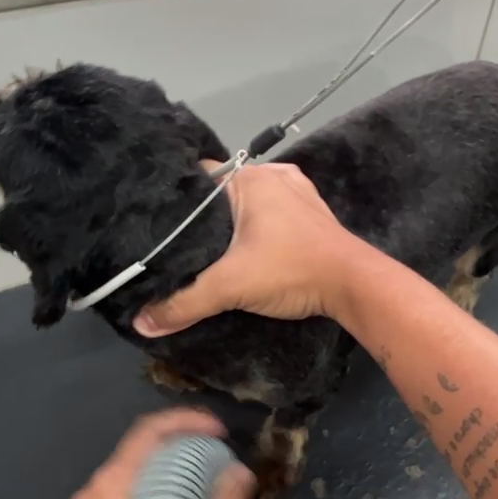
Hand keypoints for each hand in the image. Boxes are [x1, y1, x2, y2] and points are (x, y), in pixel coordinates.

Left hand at [67, 409, 257, 498]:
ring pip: (139, 472)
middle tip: (222, 454)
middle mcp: (97, 492)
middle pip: (143, 448)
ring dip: (175, 467)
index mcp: (112, 486)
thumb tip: (243, 475)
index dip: (188, 422)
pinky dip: (163, 489)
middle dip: (185, 444)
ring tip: (213, 477)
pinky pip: (134, 494)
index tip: (222, 432)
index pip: (149, 431)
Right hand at [134, 162, 374, 336]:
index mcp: (249, 178)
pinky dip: (256, 228)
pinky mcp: (312, 212)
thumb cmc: (293, 271)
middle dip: (201, 218)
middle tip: (176, 246)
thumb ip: (184, 303)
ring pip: (247, 204)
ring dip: (231, 225)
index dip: (174, 202)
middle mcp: (272, 175)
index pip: (195, 178)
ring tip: (205, 251)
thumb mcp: (231, 287)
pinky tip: (243, 250)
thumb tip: (142, 323)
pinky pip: (271, 214)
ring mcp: (297, 191)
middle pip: (220, 193)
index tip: (153, 226)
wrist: (355, 285)